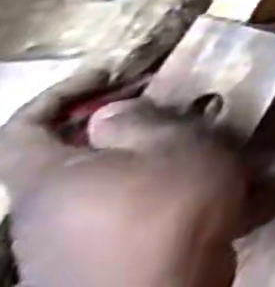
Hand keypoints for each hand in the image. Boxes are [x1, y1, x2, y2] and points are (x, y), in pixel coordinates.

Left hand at [0, 68, 247, 286]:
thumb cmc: (167, 208)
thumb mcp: (176, 147)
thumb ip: (142, 123)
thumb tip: (108, 112)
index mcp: (47, 178)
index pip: (20, 130)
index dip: (59, 94)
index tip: (111, 72)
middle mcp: (35, 211)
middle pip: (60, 162)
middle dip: (112, 133)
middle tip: (172, 111)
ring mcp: (54, 244)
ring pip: (91, 188)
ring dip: (135, 164)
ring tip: (194, 151)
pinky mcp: (84, 264)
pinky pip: (110, 214)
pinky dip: (144, 195)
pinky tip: (190, 192)